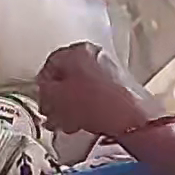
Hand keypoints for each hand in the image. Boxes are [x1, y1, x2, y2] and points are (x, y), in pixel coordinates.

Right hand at [36, 42, 161, 138]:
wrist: (132, 119)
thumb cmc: (93, 103)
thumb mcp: (57, 98)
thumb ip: (44, 91)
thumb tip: (45, 90)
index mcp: (76, 50)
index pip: (50, 64)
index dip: (43, 86)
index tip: (42, 100)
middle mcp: (94, 54)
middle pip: (67, 75)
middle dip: (58, 97)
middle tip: (52, 114)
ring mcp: (110, 68)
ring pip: (82, 86)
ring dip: (71, 105)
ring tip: (67, 123)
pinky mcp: (121, 85)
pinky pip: (96, 93)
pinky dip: (87, 106)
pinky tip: (83, 123)